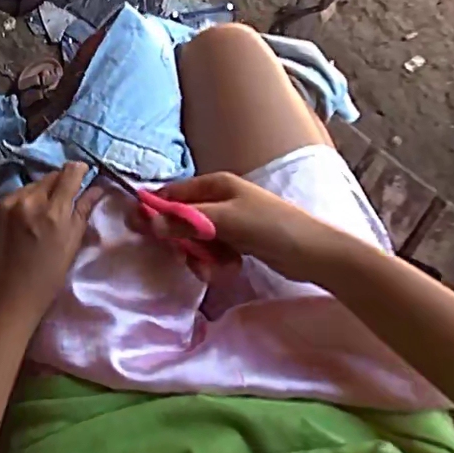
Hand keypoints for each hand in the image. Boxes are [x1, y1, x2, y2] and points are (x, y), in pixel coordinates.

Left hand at [0, 162, 101, 332]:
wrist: (6, 298)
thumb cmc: (47, 277)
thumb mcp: (72, 245)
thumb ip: (83, 211)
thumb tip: (97, 187)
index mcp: (53, 212)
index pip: (69, 173)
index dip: (78, 170)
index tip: (83, 173)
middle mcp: (29, 202)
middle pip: (50, 176)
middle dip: (59, 183)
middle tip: (63, 200)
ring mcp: (7, 204)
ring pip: (31, 185)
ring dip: (40, 192)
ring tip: (42, 213)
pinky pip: (14, 196)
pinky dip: (22, 202)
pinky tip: (24, 220)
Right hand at [149, 172, 351, 278]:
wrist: (315, 252)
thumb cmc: (270, 226)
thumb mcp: (225, 222)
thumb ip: (186, 222)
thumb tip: (148, 222)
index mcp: (216, 183)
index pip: (173, 194)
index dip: (155, 210)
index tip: (138, 229)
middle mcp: (219, 198)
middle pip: (182, 218)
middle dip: (182, 241)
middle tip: (187, 258)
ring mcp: (229, 220)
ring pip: (196, 238)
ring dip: (200, 256)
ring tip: (214, 269)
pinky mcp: (238, 240)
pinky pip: (213, 250)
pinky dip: (215, 261)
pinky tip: (229, 269)